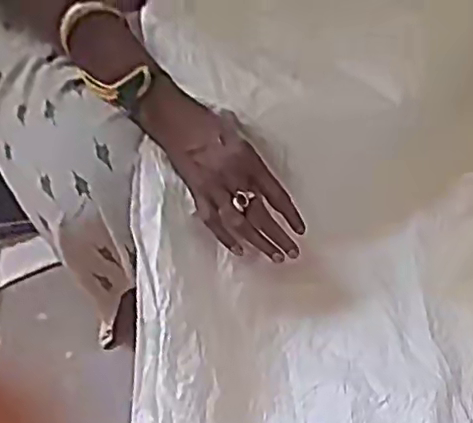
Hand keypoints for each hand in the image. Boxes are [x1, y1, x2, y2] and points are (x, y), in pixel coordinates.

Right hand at [140, 82, 305, 262]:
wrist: (171, 115)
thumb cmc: (208, 123)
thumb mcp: (241, 139)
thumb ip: (256, 166)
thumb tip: (271, 190)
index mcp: (249, 163)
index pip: (277, 195)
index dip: (290, 215)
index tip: (300, 231)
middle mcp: (234, 178)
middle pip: (262, 215)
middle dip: (279, 237)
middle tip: (293, 253)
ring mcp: (214, 188)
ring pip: (241, 223)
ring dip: (260, 242)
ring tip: (276, 257)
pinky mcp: (197, 193)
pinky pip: (213, 221)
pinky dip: (226, 238)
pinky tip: (241, 250)